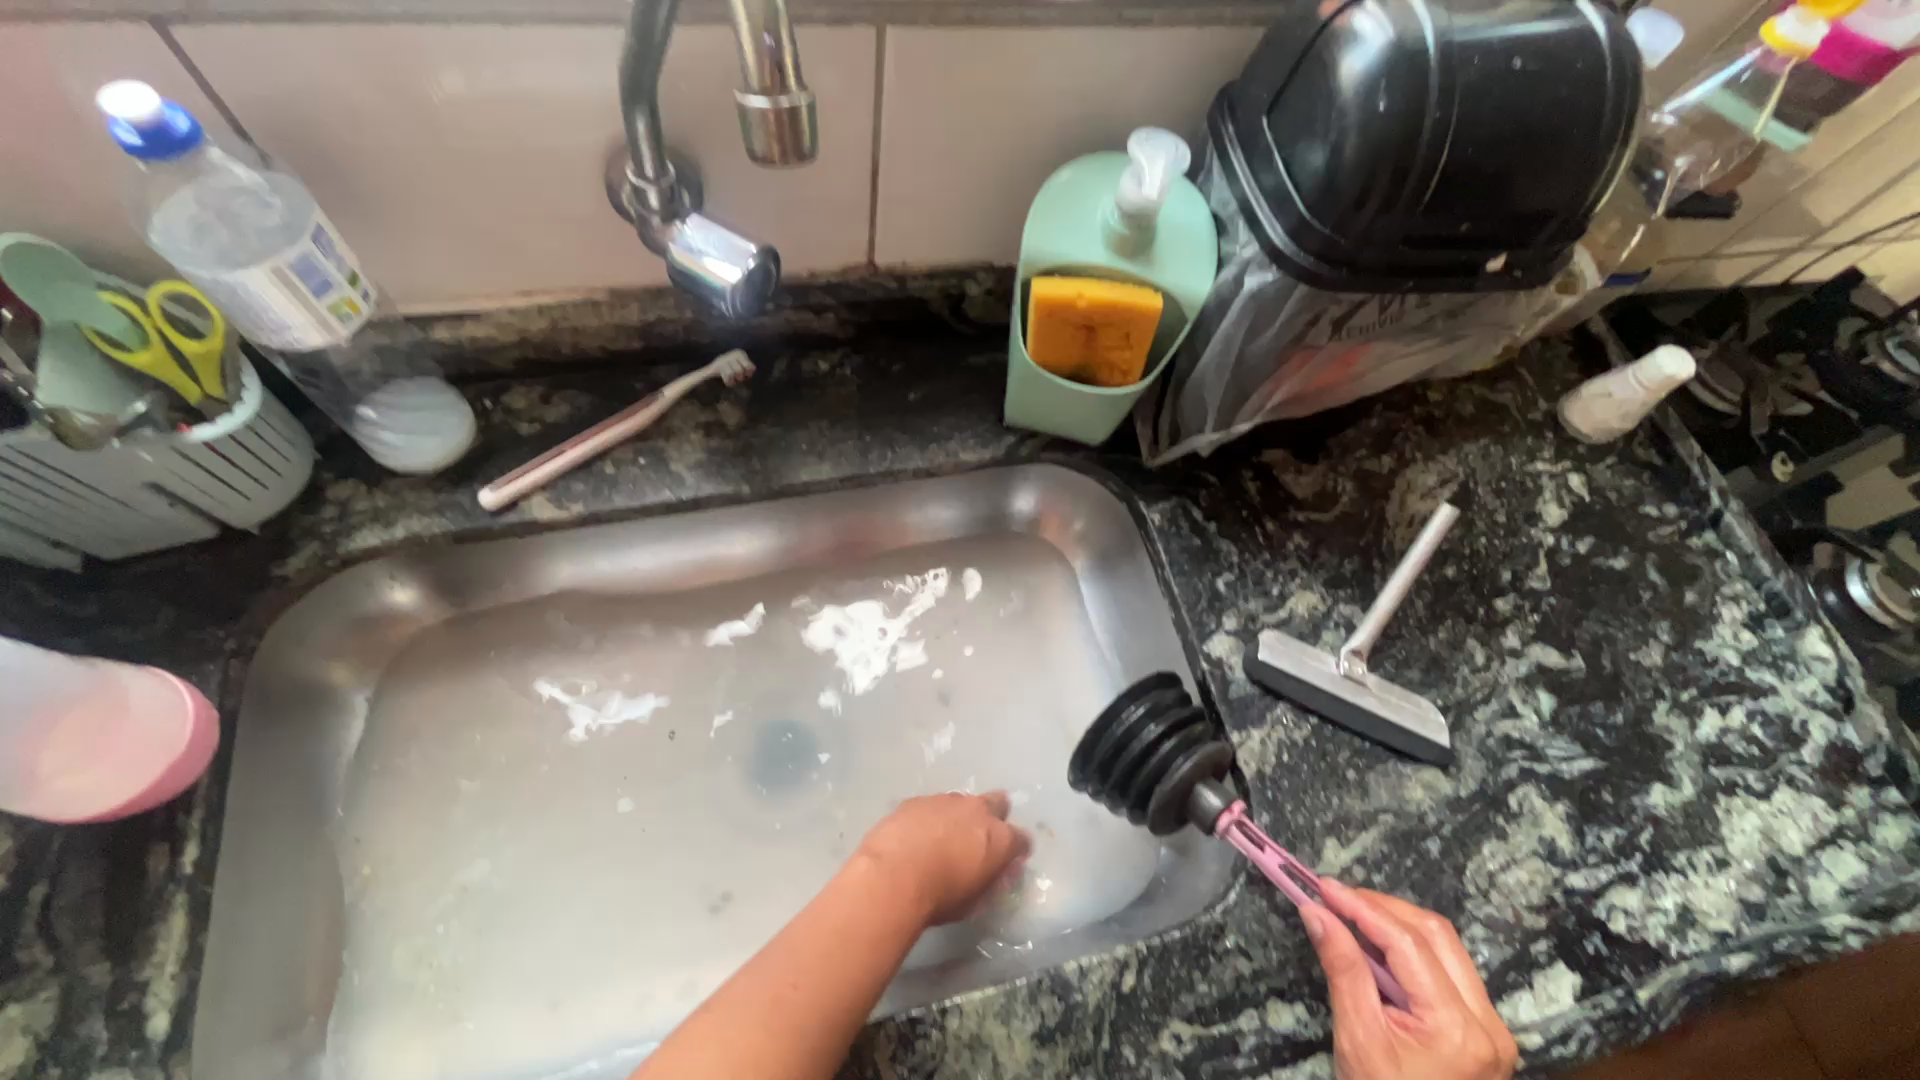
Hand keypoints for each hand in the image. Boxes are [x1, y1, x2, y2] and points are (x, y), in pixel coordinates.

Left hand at [854, 792, 1030, 924]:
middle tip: (980, 837)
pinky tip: (916, 836)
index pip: (1022, 839)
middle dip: (994, 816)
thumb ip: (991, 881)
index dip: (1017, 850)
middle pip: (997, 802)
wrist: (892, 877)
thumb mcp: (975, 901)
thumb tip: (1000, 873)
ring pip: (961, 802)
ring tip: (942, 838)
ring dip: (958, 817)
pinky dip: (929, 818)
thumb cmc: (940, 898)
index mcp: (1000, 838)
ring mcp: (946, 801)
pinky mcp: (917, 800)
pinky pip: (931, 806)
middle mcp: (978, 811)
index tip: (1010, 860)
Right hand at [1301, 880, 1517, 1079]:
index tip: (1323, 886)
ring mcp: (1494, 1027)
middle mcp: (1488, 1022)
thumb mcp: (1356, 1037)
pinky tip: (1378, 947)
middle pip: (1436, 935)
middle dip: (1382, 908)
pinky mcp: (1486, 1031)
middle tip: (1336, 897)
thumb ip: (1342, 968)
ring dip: (1396, 924)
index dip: (1363, 907)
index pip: (1408, 944)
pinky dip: (1410, 948)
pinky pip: (1449, 969)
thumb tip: (1315, 911)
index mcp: (1457, 1029)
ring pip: (1446, 947)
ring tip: (1351, 916)